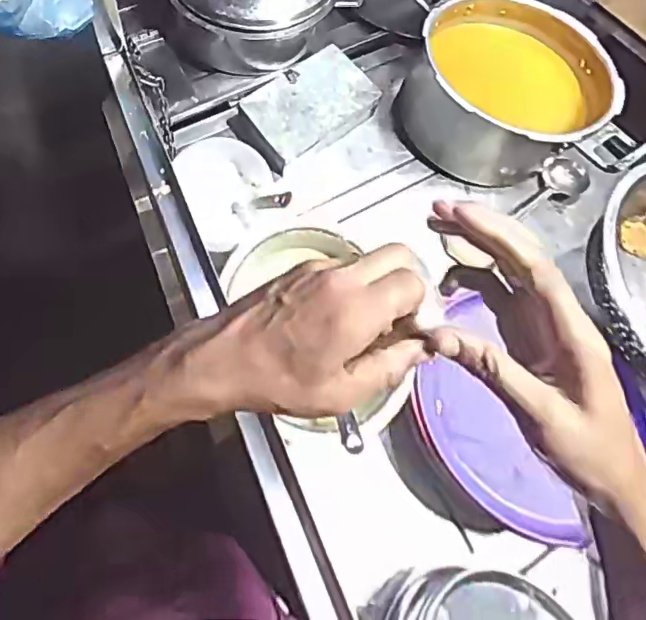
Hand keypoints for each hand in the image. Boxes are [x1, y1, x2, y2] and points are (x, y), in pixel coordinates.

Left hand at [168, 245, 431, 419]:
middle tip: (397, 318)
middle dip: (408, 282)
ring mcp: (321, 266)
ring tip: (364, 323)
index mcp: (357, 307)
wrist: (223, 357)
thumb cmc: (280, 382)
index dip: (421, 306)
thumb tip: (421, 347)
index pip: (414, 280)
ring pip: (371, 259)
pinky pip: (345, 265)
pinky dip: (354, 283)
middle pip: (399, 253)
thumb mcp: (342, 393)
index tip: (411, 330)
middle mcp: (343, 276)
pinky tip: (335, 317)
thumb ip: (390, 366)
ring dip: (380, 283)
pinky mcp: (303, 266)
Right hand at [425, 200, 645, 511]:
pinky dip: (474, 281)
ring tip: (439, 231)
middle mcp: (559, 315)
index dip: (497, 235)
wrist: (617, 484)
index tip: (462, 213)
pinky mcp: (530, 336)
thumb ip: (493, 370)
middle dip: (482, 228)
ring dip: (475, 247)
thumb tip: (441, 335)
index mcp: (572, 329)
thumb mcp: (542, 417)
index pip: (534, 268)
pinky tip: (450, 282)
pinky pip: (500, 296)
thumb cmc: (591, 452)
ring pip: (508, 271)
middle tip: (440, 210)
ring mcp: (543, 323)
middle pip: (520, 258)